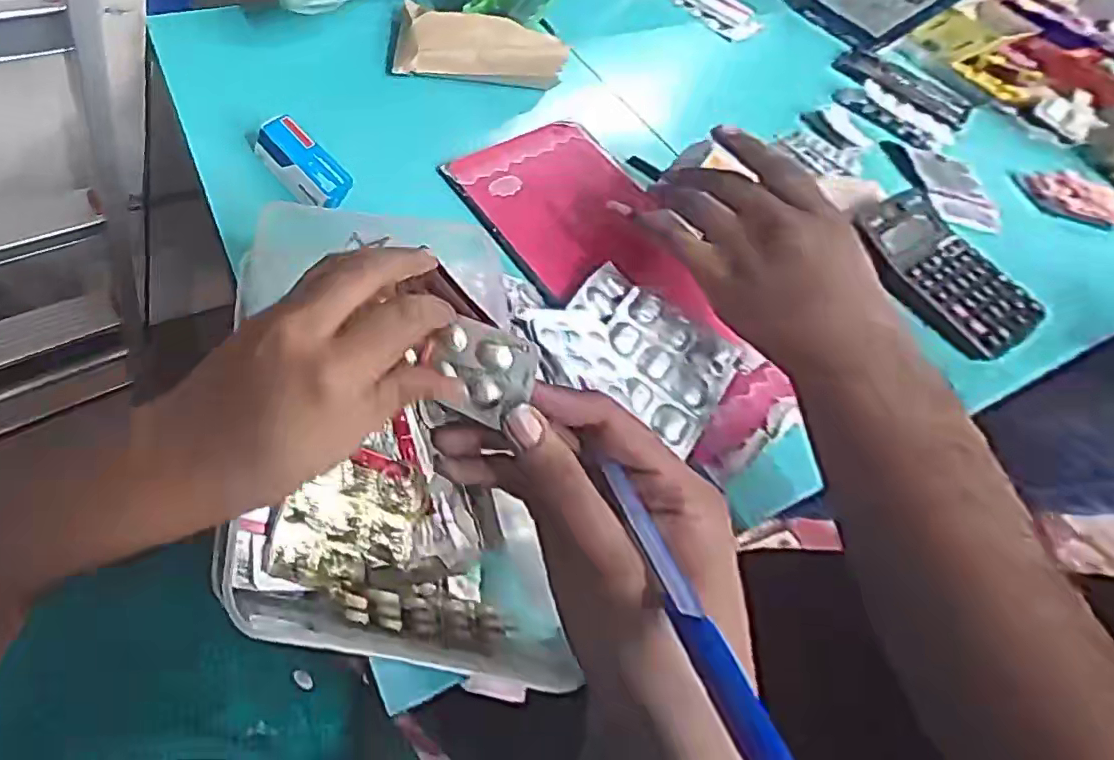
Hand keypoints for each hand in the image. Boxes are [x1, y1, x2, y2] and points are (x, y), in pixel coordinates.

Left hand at [148, 247, 462, 518]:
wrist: (190, 451)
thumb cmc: (270, 464)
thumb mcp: (342, 438)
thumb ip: (394, 394)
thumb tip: (445, 376)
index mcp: (333, 371)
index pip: (400, 318)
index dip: (434, 312)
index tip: (451, 318)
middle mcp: (306, 328)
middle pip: (364, 270)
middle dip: (405, 259)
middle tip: (432, 265)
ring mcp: (278, 314)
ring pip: (333, 265)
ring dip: (372, 258)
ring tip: (402, 266)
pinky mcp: (261, 312)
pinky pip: (311, 281)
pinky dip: (343, 274)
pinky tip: (358, 289)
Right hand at [434, 385, 748, 691]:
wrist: (659, 728)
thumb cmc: (662, 652)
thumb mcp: (615, 567)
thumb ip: (568, 488)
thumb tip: (518, 415)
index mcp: (670, 483)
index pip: (605, 420)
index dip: (548, 400)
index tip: (491, 388)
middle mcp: (633, 481)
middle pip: (563, 434)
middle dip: (506, 423)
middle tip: (451, 416)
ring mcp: (598, 500)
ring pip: (539, 454)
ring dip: (491, 446)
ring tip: (443, 445)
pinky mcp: (569, 520)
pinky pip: (527, 482)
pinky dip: (493, 473)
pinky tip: (459, 471)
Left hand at [636, 126, 910, 377]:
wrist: (847, 350)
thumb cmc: (856, 308)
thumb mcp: (846, 247)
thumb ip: (809, 222)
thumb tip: (778, 207)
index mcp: (818, 213)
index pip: (775, 166)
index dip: (744, 145)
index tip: (721, 132)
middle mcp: (777, 221)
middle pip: (725, 183)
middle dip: (695, 175)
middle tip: (677, 175)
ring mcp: (743, 246)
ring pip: (694, 204)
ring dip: (671, 192)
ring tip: (658, 190)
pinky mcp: (715, 271)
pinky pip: (671, 236)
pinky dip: (646, 220)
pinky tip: (632, 212)